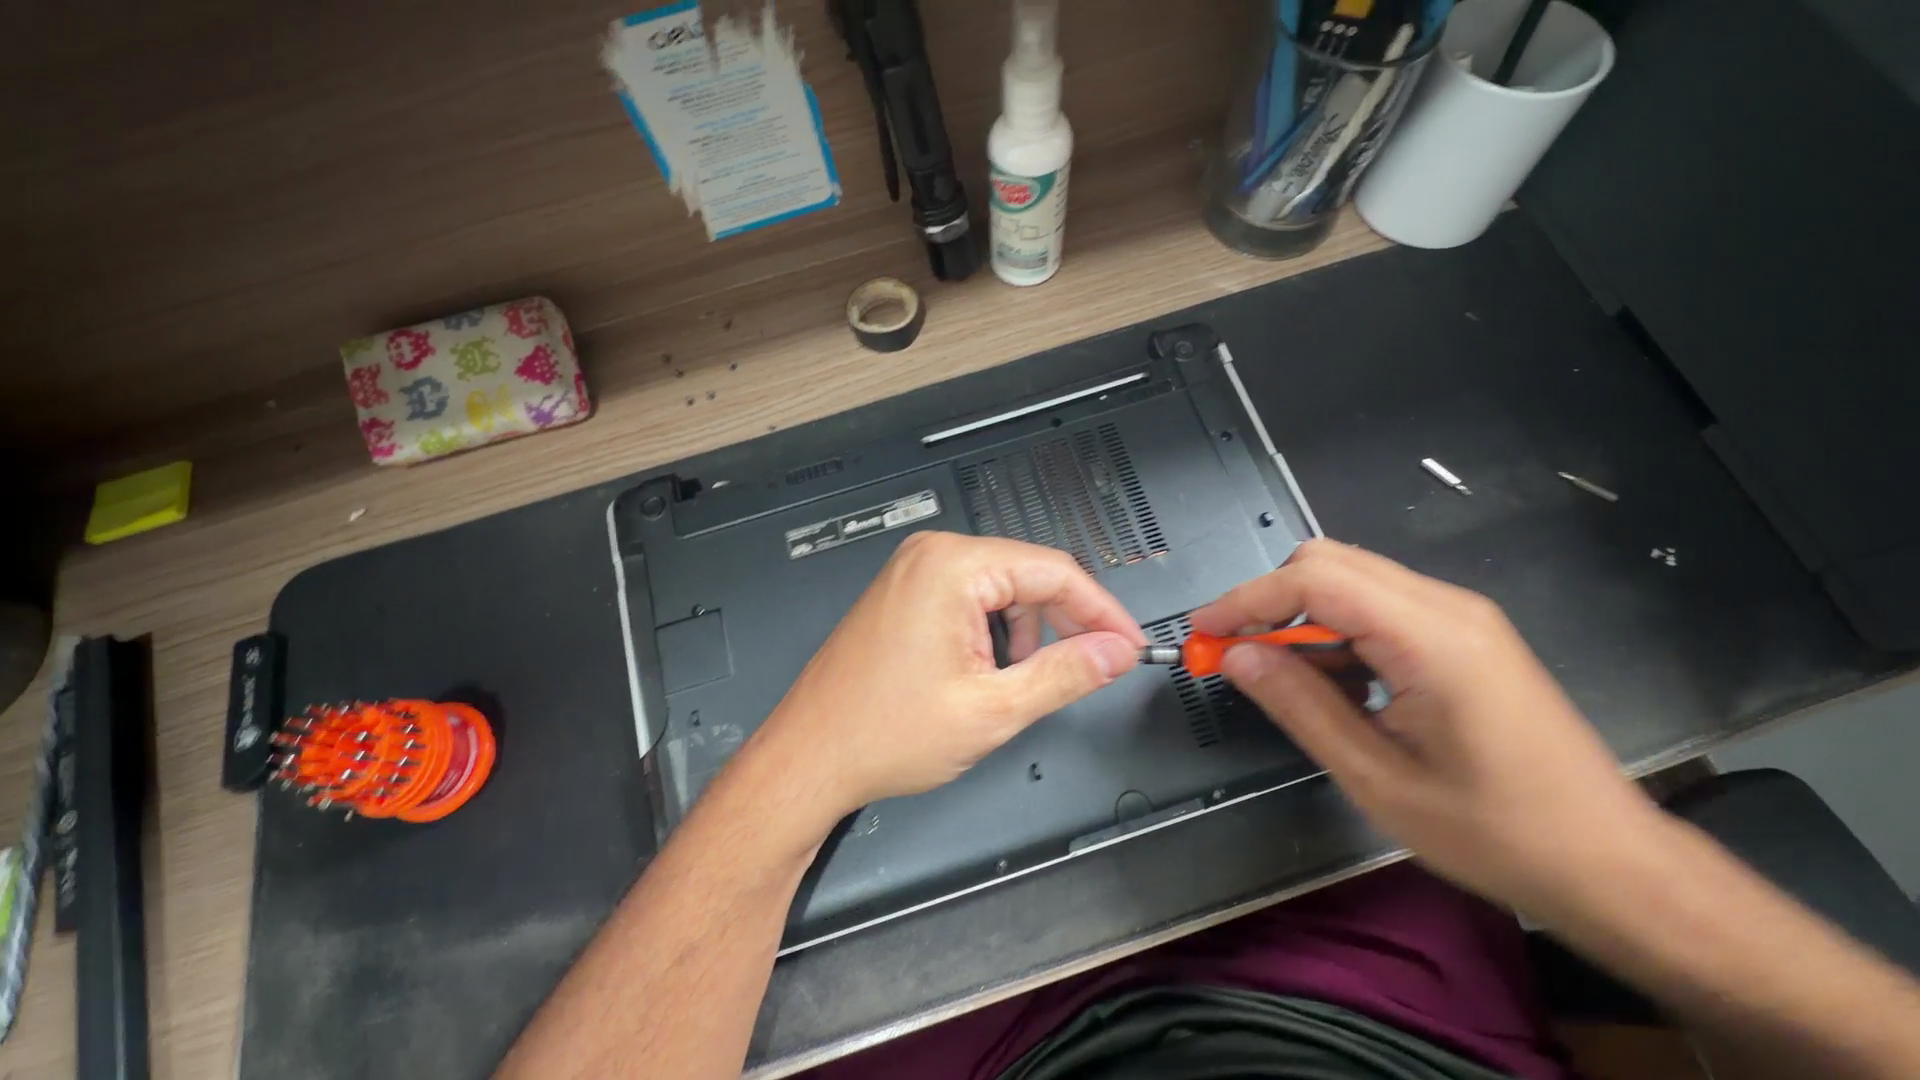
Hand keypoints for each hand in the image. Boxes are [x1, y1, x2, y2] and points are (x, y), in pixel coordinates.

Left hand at [746, 531, 1146, 821]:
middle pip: (1029, 576)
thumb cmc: (878, 733)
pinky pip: (972, 599)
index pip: (1054, 571)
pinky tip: (993, 670)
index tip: (1128, 644)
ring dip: (1030, 631)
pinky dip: (997, 631)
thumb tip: (1113, 651)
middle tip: (1097, 665)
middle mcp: (930, 557)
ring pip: (1003, 590)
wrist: (810, 757)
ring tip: (1025, 682)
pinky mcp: (906, 594)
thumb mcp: (992, 710)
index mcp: (951, 567)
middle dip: (1068, 623)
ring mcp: (914, 573)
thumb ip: (1065, 674)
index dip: (1102, 611)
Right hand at [1191, 539, 1662, 916]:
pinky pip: (1383, 610)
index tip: (1202, 632)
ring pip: (1355, 582)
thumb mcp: (1377, 778)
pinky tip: (1337, 688)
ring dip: (1305, 619)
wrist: (1608, 863)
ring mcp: (1463, 619)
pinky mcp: (1468, 638)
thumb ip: (1300, 705)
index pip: (1316, 580)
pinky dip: (1340, 634)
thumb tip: (1235, 656)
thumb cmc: (1494, 832)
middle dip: (1271, 601)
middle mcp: (1449, 608)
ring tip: (1284, 682)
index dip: (1247, 599)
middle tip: (1237, 656)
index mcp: (1430, 637)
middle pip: (1333, 563)